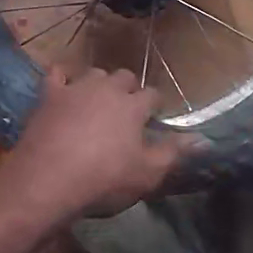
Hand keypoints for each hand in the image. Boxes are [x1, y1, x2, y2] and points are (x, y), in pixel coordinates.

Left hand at [0, 67, 200, 219]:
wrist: (49, 178)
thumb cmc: (104, 179)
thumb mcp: (147, 173)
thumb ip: (174, 152)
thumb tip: (204, 139)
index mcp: (132, 106)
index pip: (152, 95)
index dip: (155, 105)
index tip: (154, 117)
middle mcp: (106, 88)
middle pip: (124, 77)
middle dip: (129, 89)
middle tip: (127, 110)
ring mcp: (76, 88)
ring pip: (93, 73)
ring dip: (100, 83)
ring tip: (98, 100)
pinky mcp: (49, 94)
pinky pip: (56, 73)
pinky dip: (63, 77)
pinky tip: (64, 85)